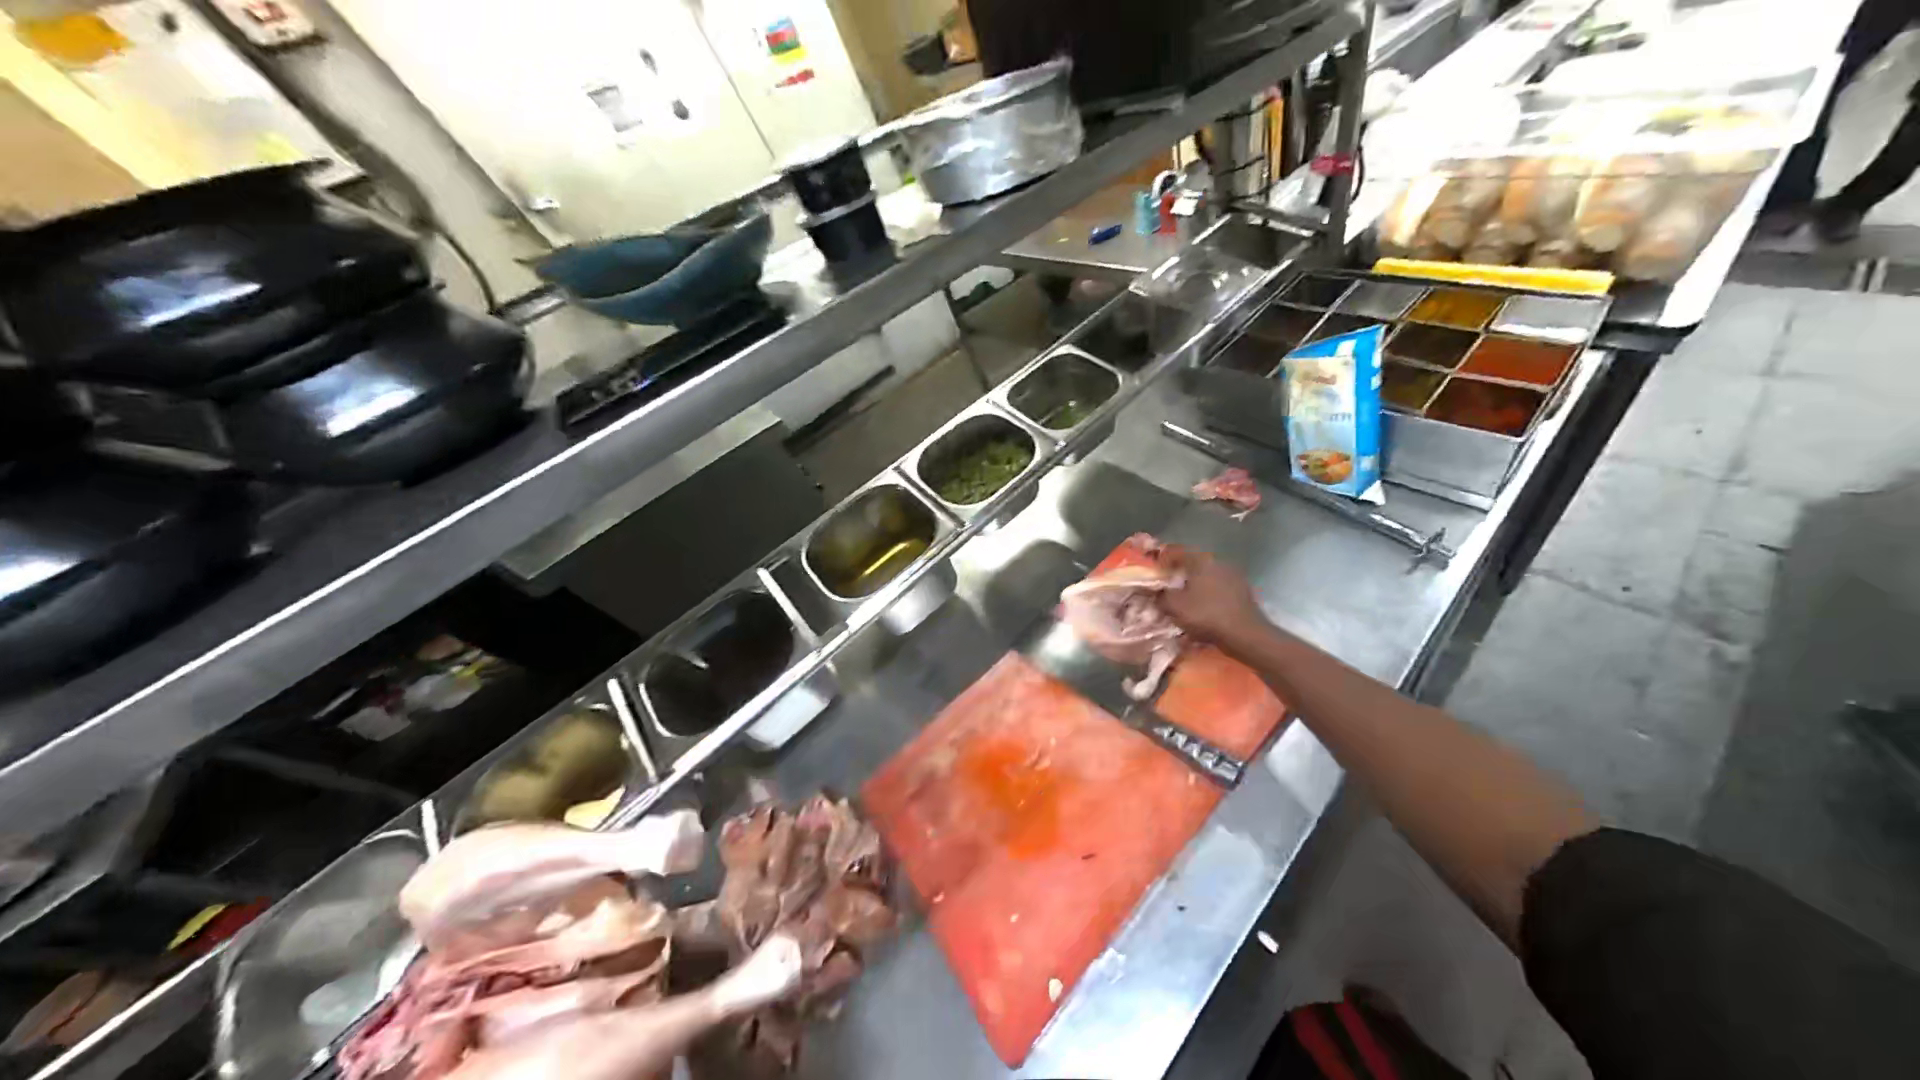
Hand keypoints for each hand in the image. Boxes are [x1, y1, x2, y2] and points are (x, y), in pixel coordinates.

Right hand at [1159, 545, 1272, 652]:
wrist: (1245, 634)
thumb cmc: (1206, 615)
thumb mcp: (1174, 606)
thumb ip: (1159, 595)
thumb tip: (1154, 591)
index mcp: (1201, 560)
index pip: (1176, 550)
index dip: (1161, 559)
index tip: (1153, 570)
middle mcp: (1218, 562)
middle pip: (1192, 562)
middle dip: (1178, 573)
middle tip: (1166, 586)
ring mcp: (1233, 575)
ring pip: (1206, 575)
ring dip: (1194, 584)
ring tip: (1184, 599)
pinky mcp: (1242, 590)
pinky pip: (1218, 588)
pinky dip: (1208, 594)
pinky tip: (1203, 607)